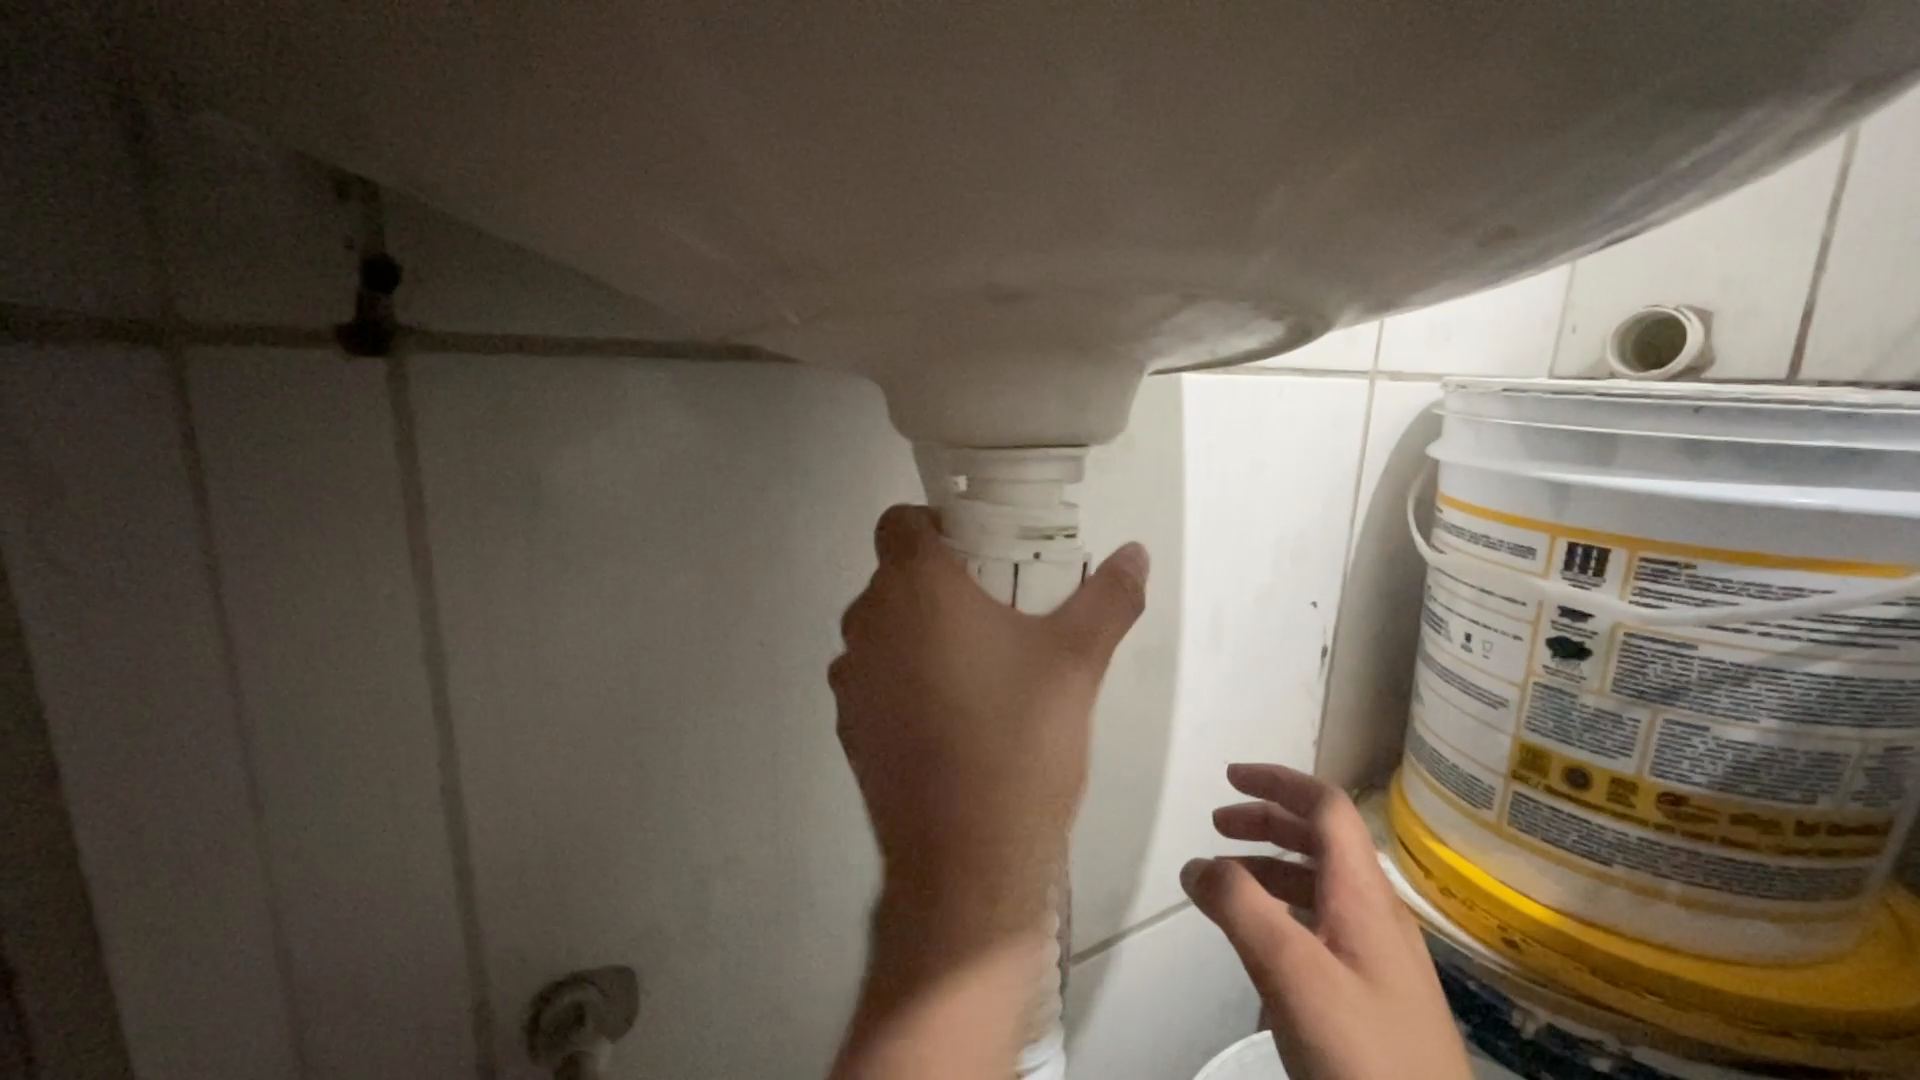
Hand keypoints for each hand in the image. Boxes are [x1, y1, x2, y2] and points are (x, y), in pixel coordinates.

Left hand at [831, 505, 1148, 922]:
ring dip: (917, 633)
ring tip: (975, 666)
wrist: (968, 856)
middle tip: (994, 609)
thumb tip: (1135, 554)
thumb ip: (1108, 598)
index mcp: (915, 588)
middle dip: (937, 584)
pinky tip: (948, 717)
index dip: (935, 525)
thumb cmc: (1022, 739)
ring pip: (881, 630)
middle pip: (893, 577)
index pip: (901, 522)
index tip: (979, 552)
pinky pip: (872, 680)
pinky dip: (901, 681)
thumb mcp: (1078, 661)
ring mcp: (850, 679)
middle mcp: (868, 623)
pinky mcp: (847, 728)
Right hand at [1181, 764, 1472, 1079]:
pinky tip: (1261, 939)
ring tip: (1226, 881)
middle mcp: (1376, 914)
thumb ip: (1241, 908)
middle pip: (1322, 841)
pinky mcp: (1374, 993)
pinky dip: (1283, 909)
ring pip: (1321, 885)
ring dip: (1271, 866)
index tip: (1229, 778)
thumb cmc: (1362, 1052)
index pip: (1326, 809)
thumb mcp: (1291, 974)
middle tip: (1217, 824)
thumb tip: (1198, 864)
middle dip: (1268, 821)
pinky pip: (1322, 924)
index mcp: (1364, 895)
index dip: (1278, 782)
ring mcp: (1379, 956)